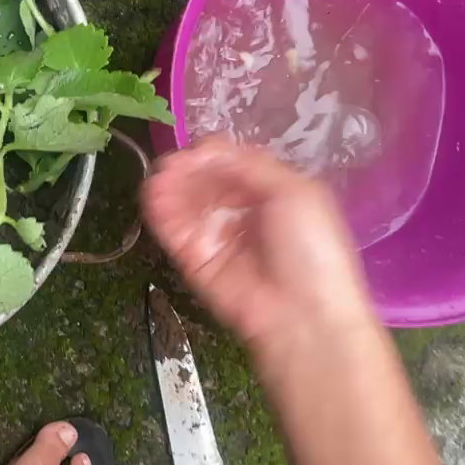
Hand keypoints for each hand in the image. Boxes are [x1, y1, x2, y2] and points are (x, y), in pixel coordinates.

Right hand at [142, 137, 377, 358]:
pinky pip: (171, 227)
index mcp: (267, 191)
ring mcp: (212, 232)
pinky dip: (159, 210)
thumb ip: (251, 165)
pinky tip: (154, 197)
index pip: (228, 162)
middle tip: (172, 165)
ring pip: (181, 199)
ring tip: (160, 180)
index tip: (199, 153)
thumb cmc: (310, 249)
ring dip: (168, 185)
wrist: (302, 314)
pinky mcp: (191, 255)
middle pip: (200, 177)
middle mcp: (237, 208)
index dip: (211, 154)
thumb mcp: (296, 193)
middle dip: (185, 168)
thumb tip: (207, 150)